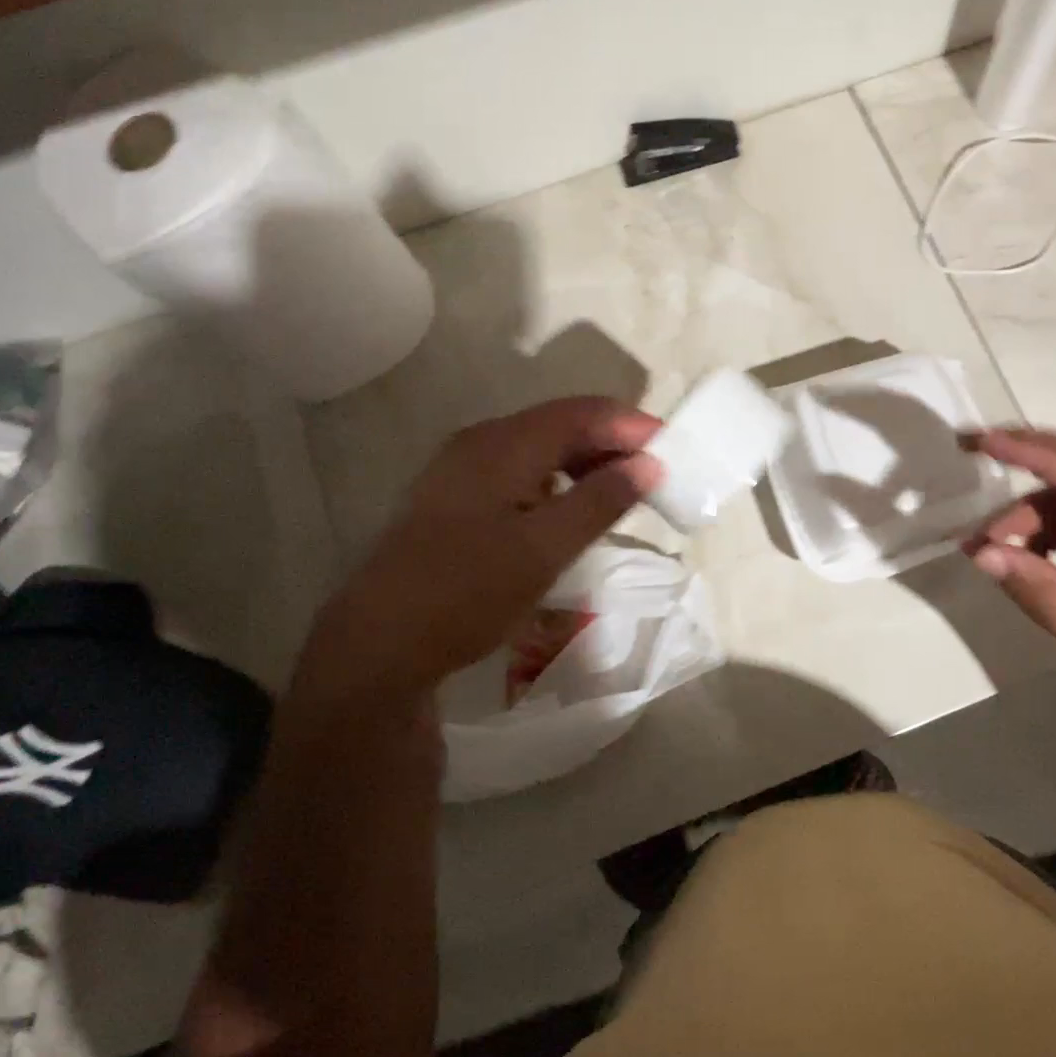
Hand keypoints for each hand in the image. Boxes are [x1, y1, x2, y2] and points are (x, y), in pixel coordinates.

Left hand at [303, 397, 661, 701]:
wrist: (380, 643)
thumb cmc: (467, 593)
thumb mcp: (544, 550)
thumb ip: (600, 502)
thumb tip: (648, 464)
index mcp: (501, 445)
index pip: (581, 413)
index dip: (632, 427)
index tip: (674, 453)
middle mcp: (479, 444)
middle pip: (560, 426)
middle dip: (612, 446)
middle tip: (656, 479)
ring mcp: (461, 471)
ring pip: (540, 451)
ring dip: (586, 466)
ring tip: (622, 498)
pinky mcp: (455, 500)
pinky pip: (520, 475)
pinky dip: (557, 485)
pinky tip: (572, 515)